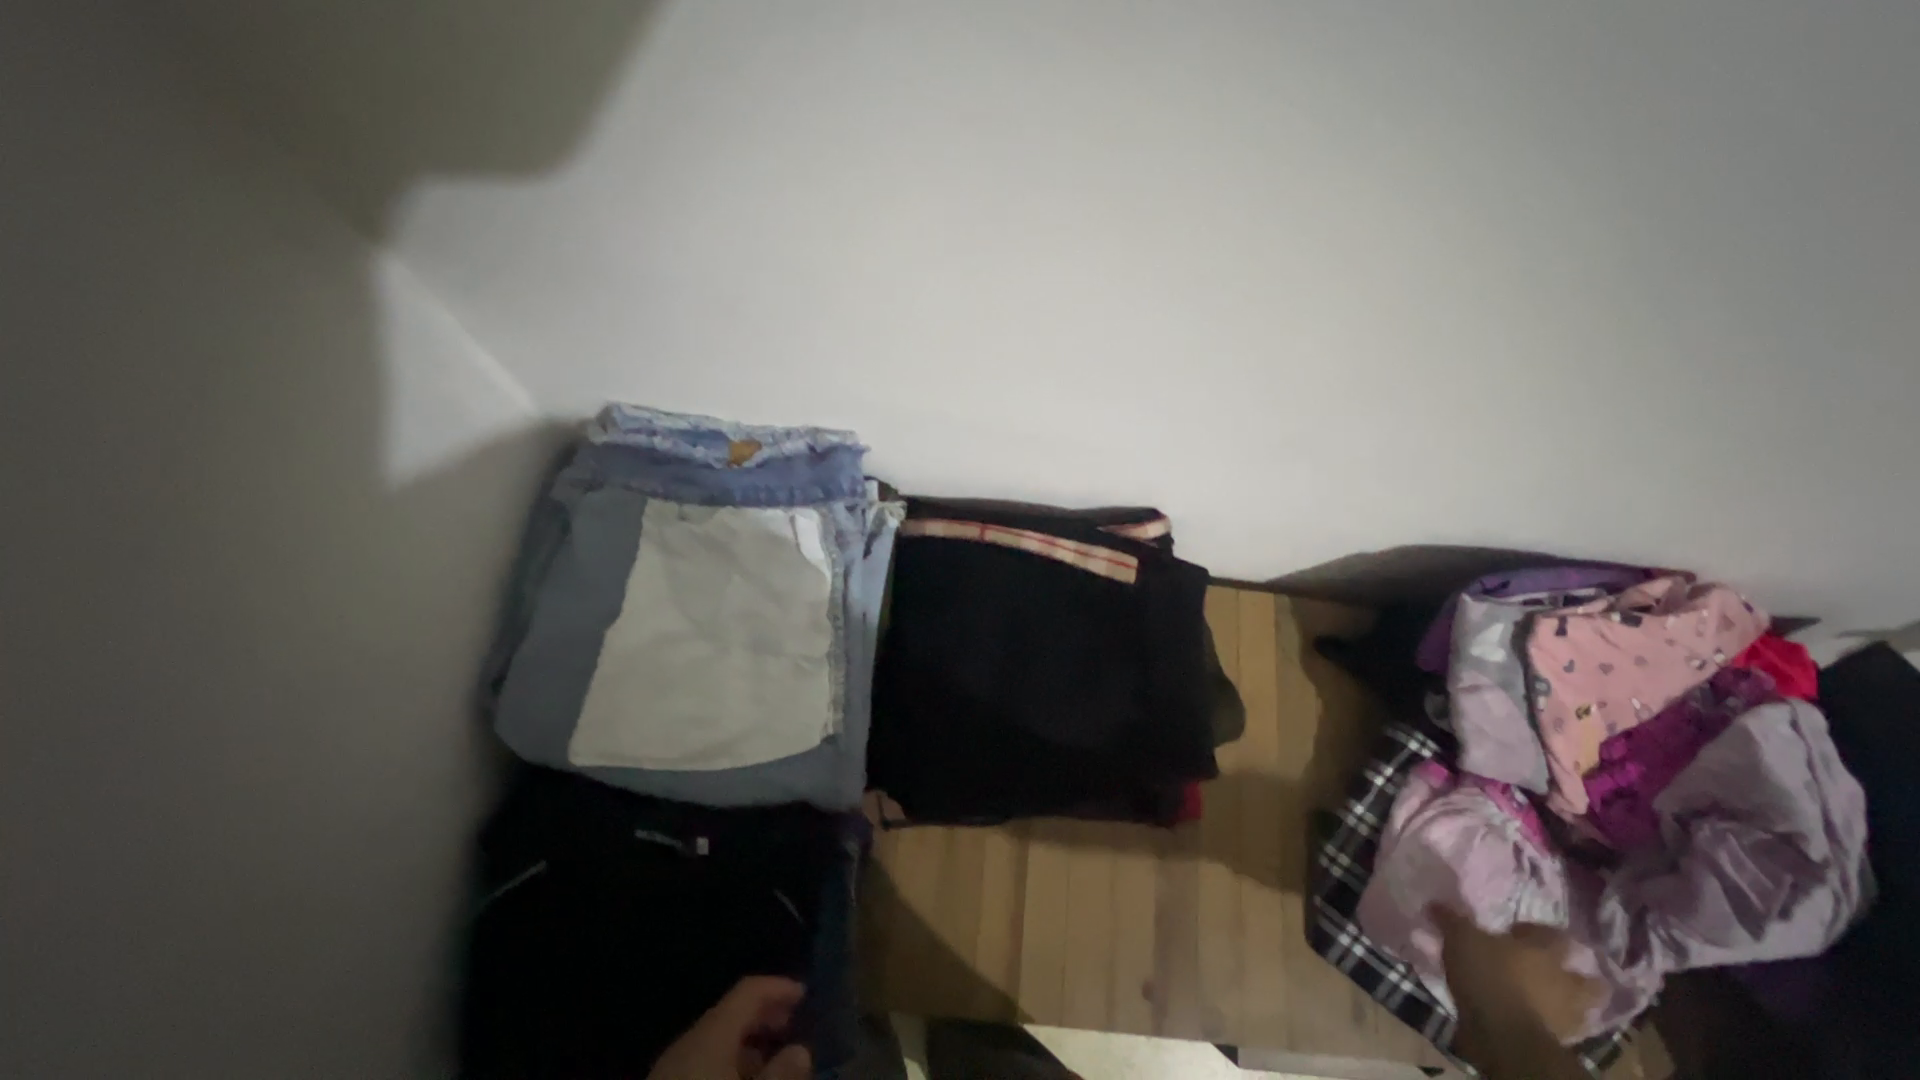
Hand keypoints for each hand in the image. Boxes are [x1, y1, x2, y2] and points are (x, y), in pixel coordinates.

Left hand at [647, 976, 811, 1079]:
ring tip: (778, 1065)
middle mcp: (689, 1044)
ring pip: (717, 1042)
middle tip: (798, 1028)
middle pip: (732, 1014)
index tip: (808, 997)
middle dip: (766, 1018)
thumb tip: (800, 1051)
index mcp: (710, 1036)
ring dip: (750, 1045)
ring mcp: (671, 1070)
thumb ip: (781, 1076)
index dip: (779, 988)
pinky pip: (703, 1064)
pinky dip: (730, 1065)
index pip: (748, 991)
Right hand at [1433, 907, 1601, 1079]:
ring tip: (1542, 1000)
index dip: (1538, 931)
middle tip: (1548, 971)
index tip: (1515, 931)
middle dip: (1573, 975)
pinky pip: (1560, 1030)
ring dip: (1566, 1003)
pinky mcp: (1558, 1042)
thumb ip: (1451, 920)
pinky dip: (1549, 1025)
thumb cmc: (1487, 975)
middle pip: (1587, 979)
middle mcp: (1564, 981)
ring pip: (1580, 1008)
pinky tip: (1530, 1020)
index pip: (1556, 935)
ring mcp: (1567, 1015)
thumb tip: (1436, 903)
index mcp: (1545, 951)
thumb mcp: (1460, 939)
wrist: (1502, 1033)